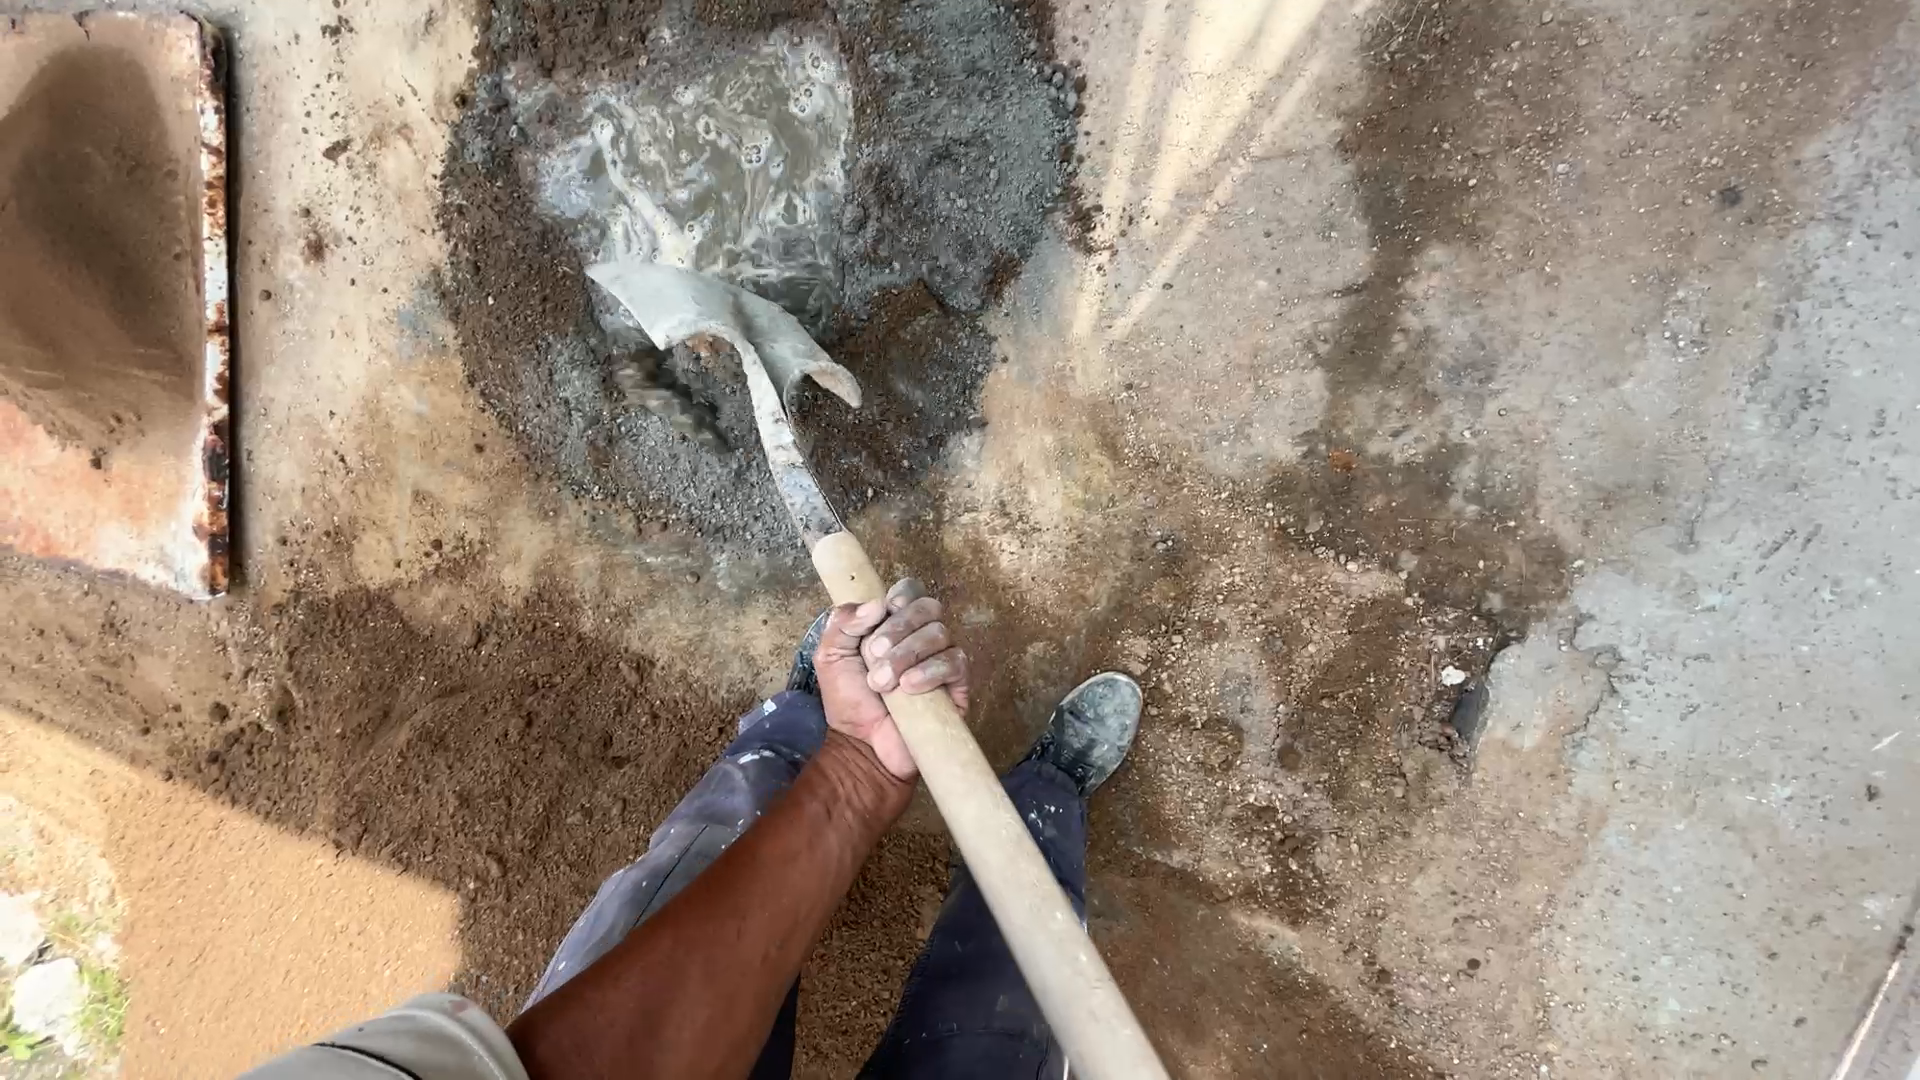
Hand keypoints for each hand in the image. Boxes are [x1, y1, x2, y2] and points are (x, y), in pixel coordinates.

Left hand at [814, 578, 969, 780]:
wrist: (863, 747)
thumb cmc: (850, 702)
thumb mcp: (830, 657)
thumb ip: (843, 623)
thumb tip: (876, 604)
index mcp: (893, 624)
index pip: (910, 592)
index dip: (903, 595)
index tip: (887, 610)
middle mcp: (921, 637)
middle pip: (928, 607)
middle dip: (899, 628)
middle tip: (874, 655)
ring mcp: (942, 659)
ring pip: (939, 633)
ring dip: (907, 654)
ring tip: (883, 683)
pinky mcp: (958, 685)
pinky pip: (955, 663)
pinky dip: (930, 671)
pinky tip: (909, 688)